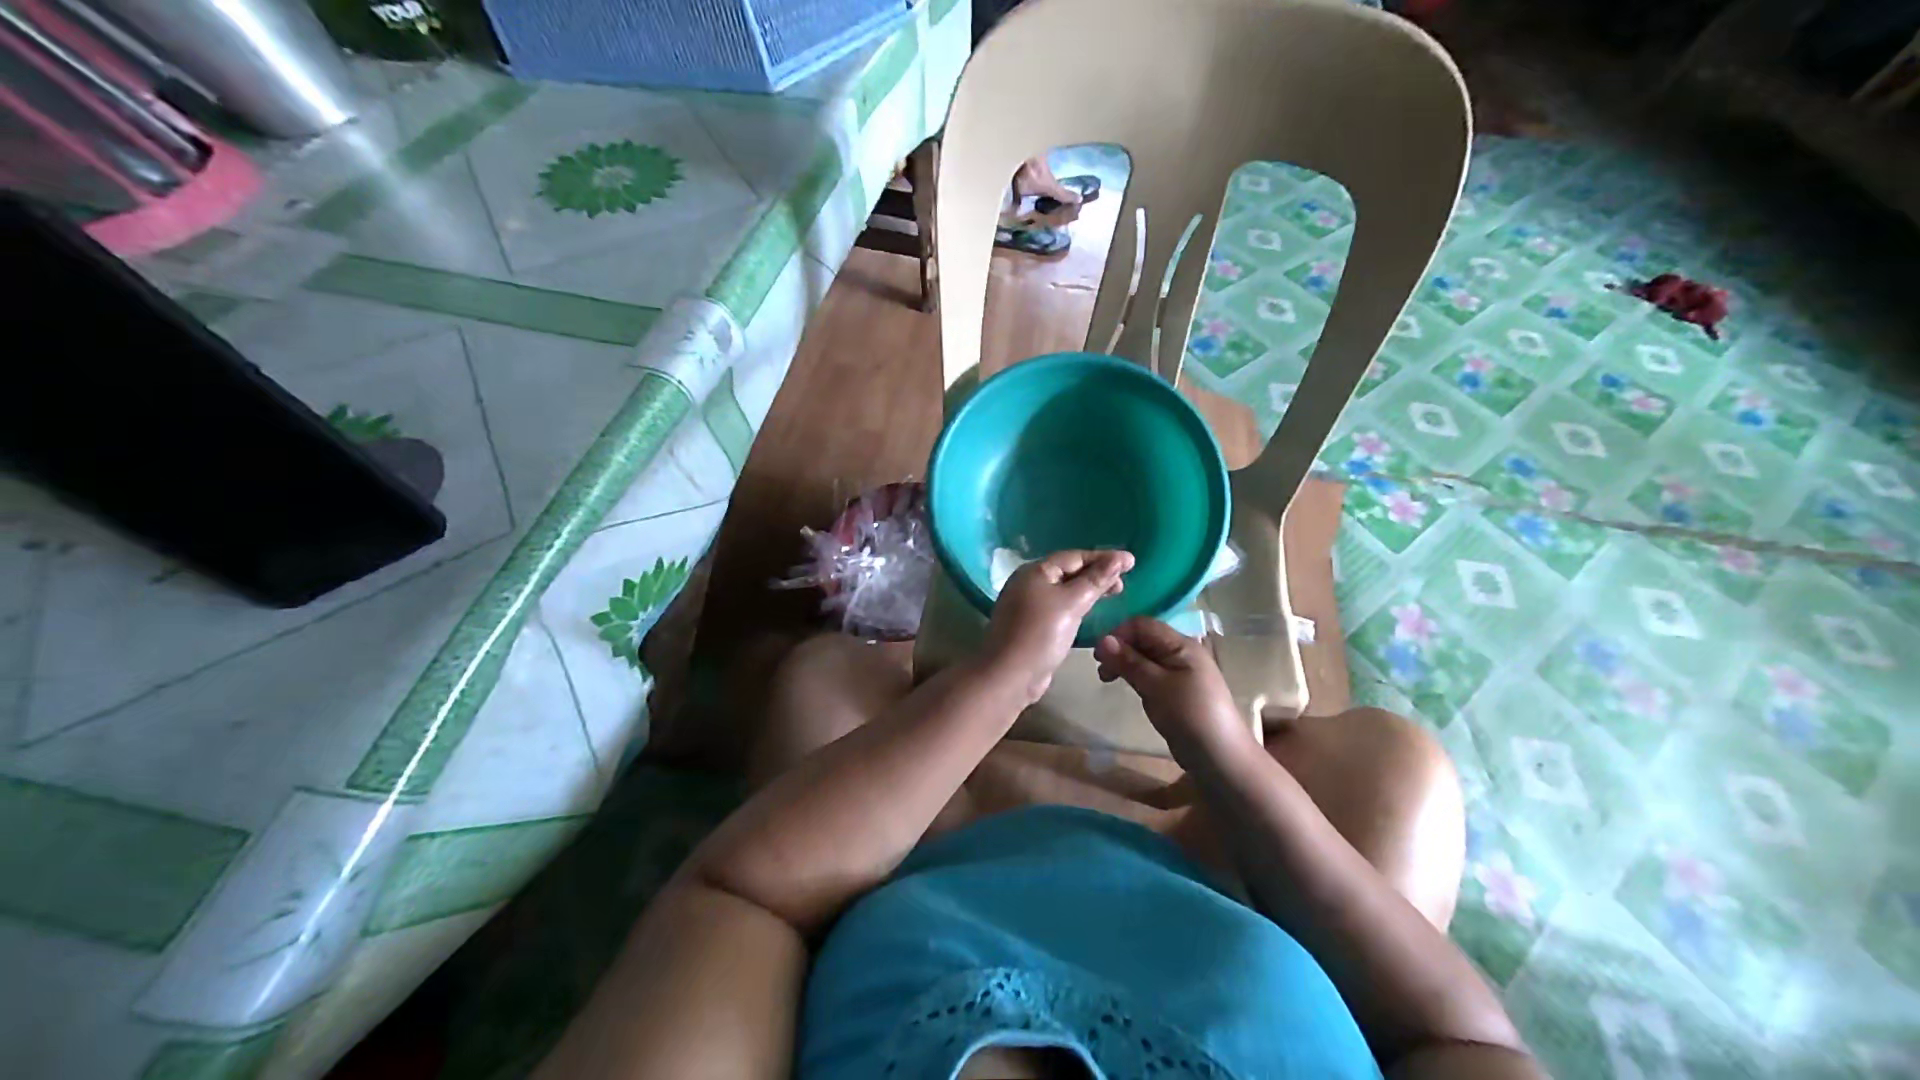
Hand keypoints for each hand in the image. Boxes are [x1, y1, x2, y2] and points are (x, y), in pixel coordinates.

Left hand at [981, 549, 1132, 702]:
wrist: (1009, 675)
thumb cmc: (1040, 634)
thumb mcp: (1071, 603)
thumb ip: (1096, 580)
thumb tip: (1121, 557)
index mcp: (1035, 571)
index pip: (1074, 556)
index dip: (1103, 558)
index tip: (1131, 562)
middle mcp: (1029, 583)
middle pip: (1069, 571)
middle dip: (1097, 574)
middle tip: (1124, 583)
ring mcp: (1029, 605)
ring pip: (1065, 590)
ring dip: (1089, 590)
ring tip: (1114, 594)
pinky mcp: (1033, 625)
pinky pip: (1060, 607)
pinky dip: (1078, 605)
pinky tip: (1092, 611)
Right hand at [1094, 617, 1251, 763]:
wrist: (1219, 755)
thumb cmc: (1188, 714)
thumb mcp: (1155, 685)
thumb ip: (1129, 661)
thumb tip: (1102, 639)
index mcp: (1180, 644)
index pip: (1142, 624)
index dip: (1118, 634)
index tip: (1099, 656)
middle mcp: (1180, 652)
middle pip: (1142, 638)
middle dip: (1118, 648)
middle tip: (1102, 670)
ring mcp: (1178, 671)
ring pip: (1143, 656)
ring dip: (1123, 662)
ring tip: (1107, 679)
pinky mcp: (1174, 688)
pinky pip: (1149, 672)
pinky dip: (1133, 674)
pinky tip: (1125, 685)